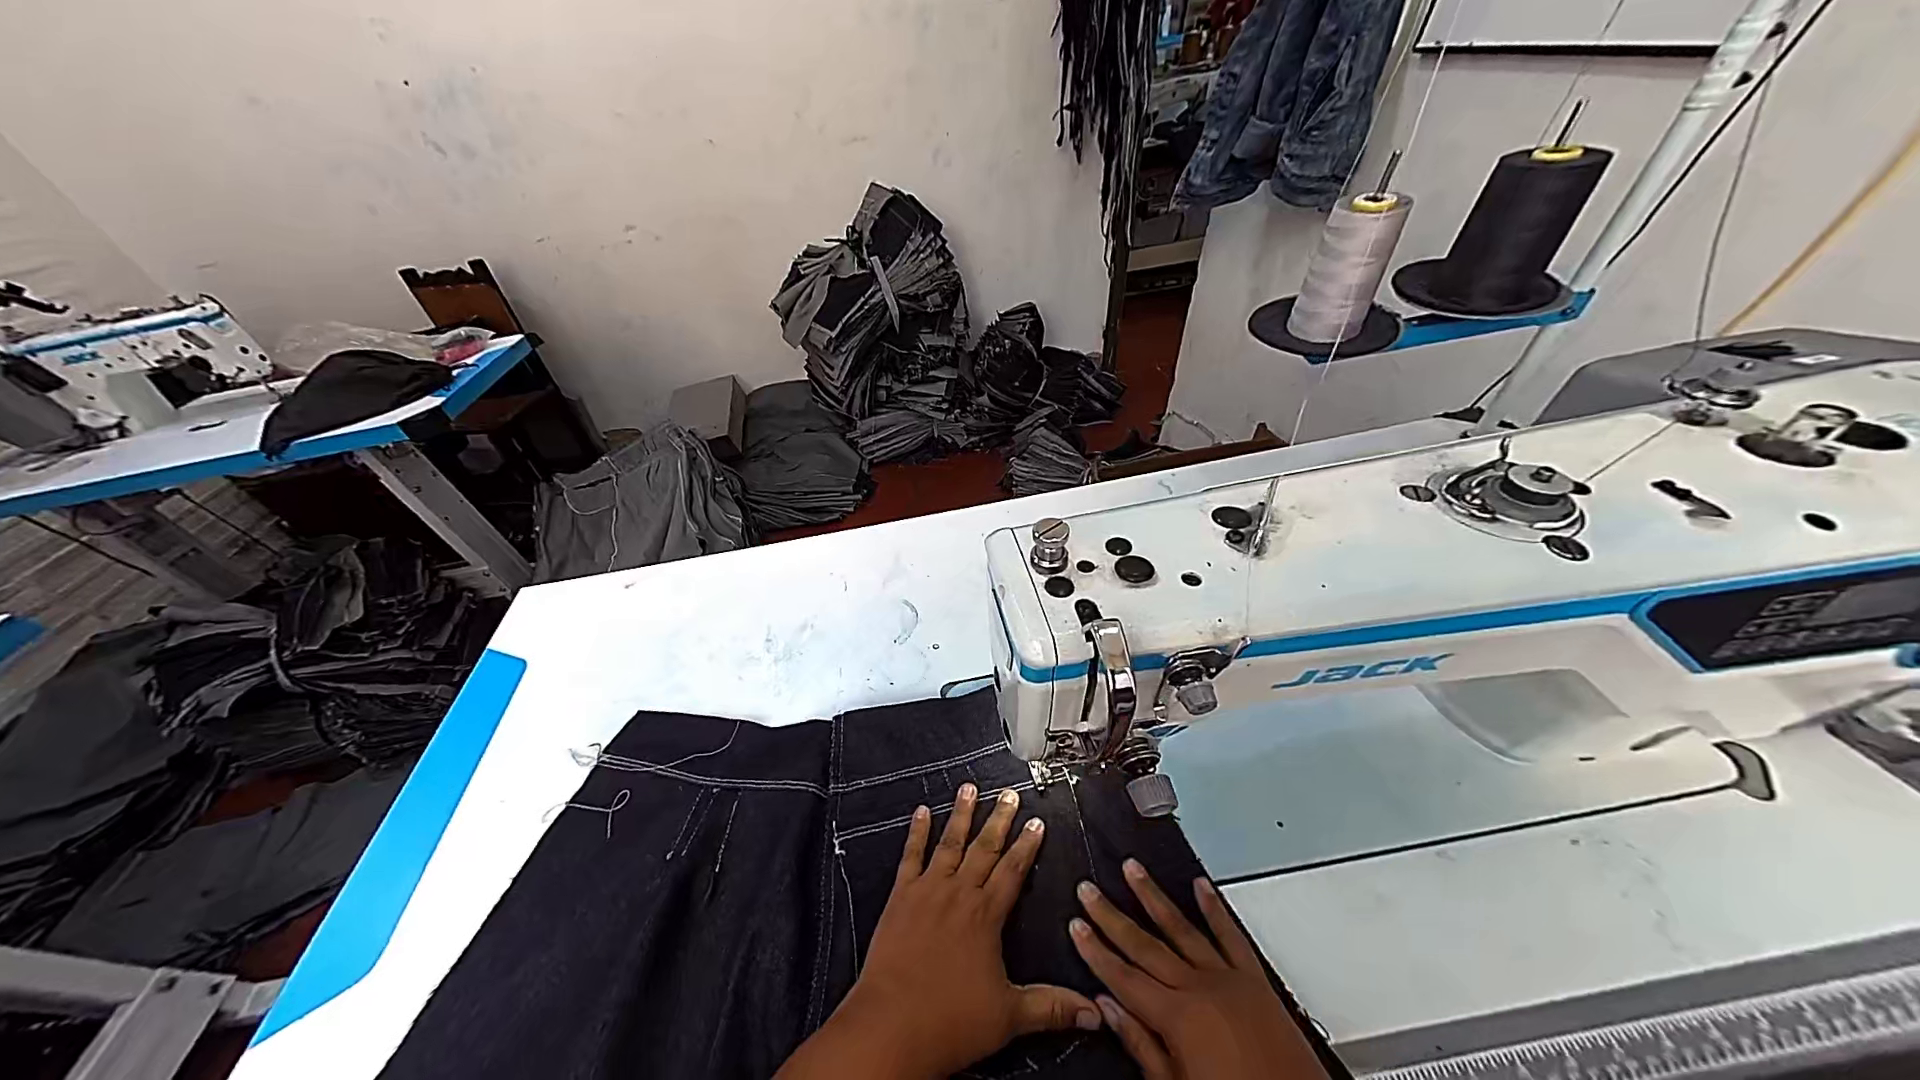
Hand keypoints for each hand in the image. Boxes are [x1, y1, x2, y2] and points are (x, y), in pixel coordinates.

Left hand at [776, 784, 1100, 1079]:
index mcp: (986, 915)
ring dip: (961, 815)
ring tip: (968, 788)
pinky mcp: (900, 897)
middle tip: (1009, 794)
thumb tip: (1093, 1014)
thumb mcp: (1009, 1016)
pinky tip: (922, 813)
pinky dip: (917, 833)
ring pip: (949, 843)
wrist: (891, 1026)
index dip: (1027, 845)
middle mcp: (958, 894)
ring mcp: (927, 891)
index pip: (1013, 870)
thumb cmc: (949, 1021)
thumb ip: (1052, 1007)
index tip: (1037, 822)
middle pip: (984, 848)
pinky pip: (911, 856)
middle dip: (999, 820)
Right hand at [1069, 859, 1329, 1079]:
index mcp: (1178, 1017)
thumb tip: (1109, 1008)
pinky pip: (1232, 936)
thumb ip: (1142, 1045)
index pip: (1123, 976)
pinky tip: (1201, 887)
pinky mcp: (1257, 982)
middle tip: (1089, 890)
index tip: (1077, 926)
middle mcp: (1200, 989)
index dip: (1096, 950)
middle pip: (1144, 943)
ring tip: (1132, 870)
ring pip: (1181, 927)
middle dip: (1111, 915)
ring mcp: (1229, 980)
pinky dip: (1215, 909)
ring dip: (1152, 896)